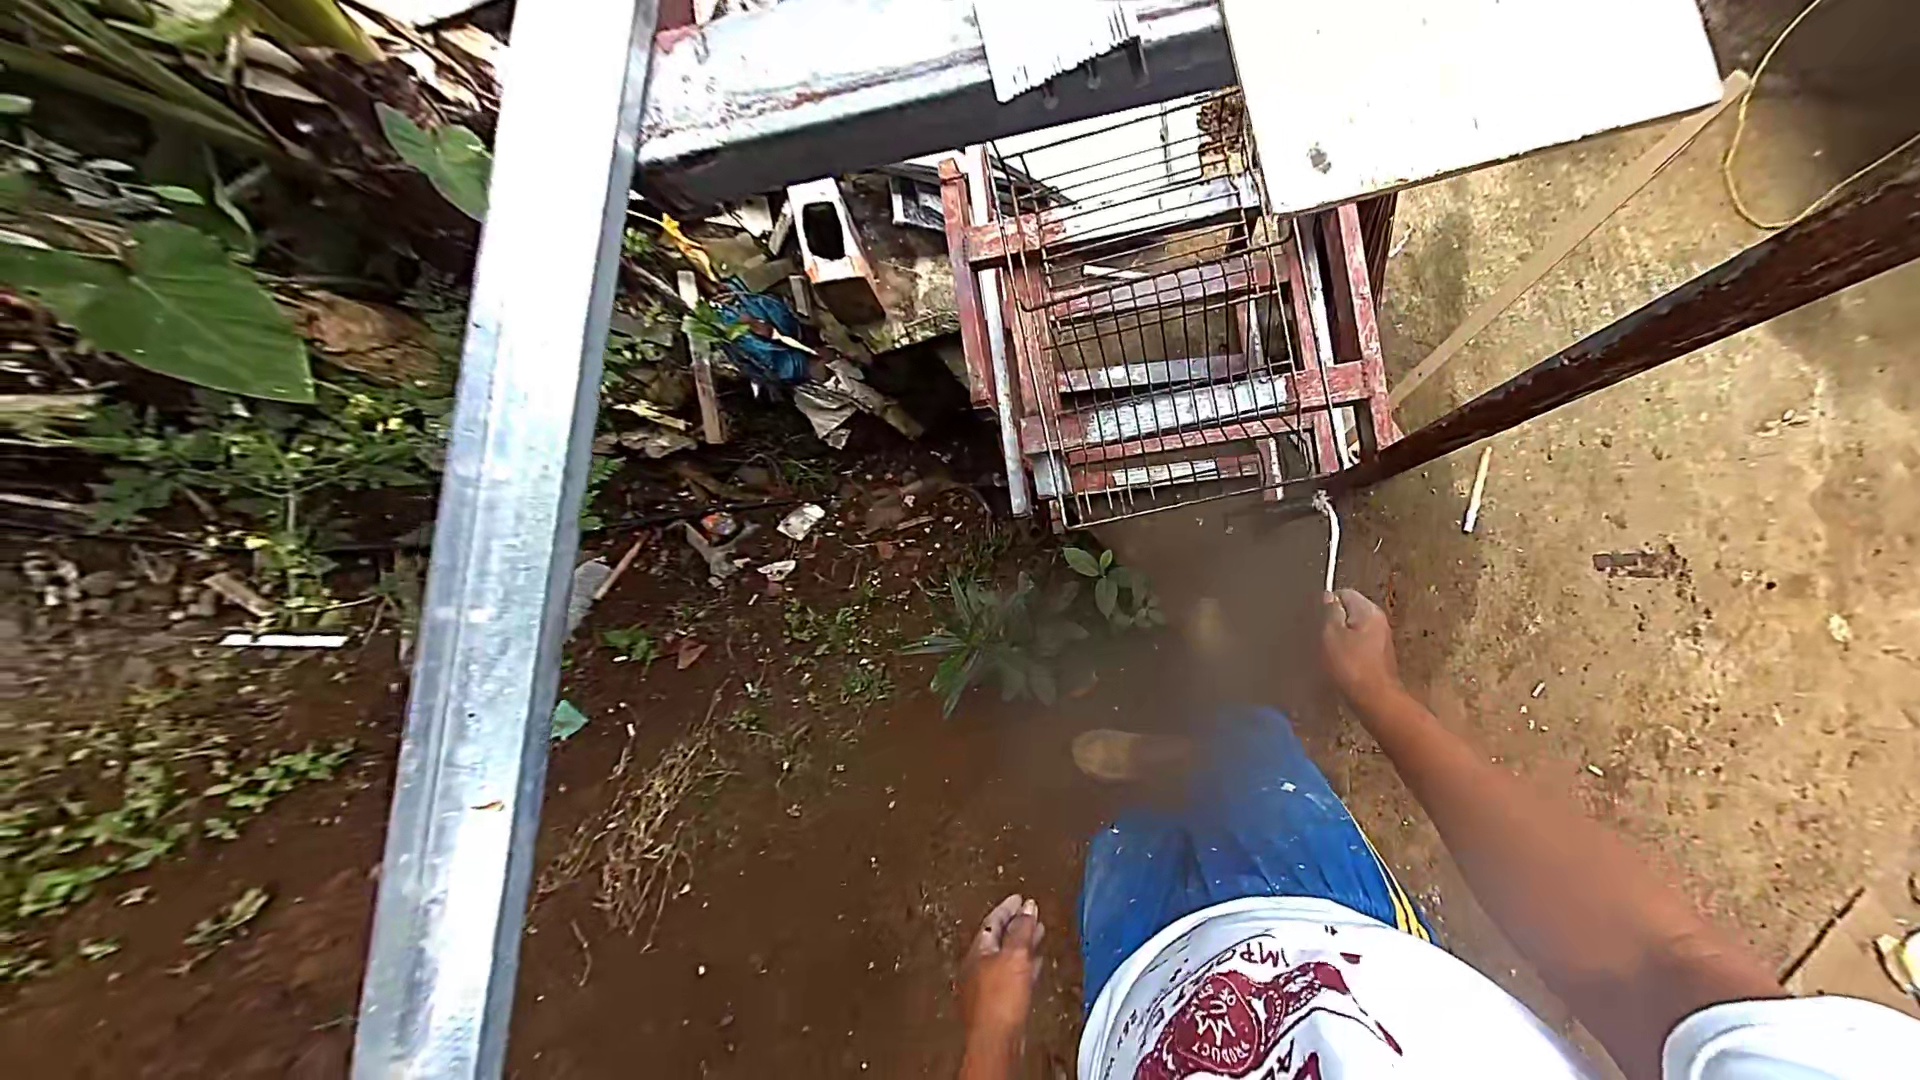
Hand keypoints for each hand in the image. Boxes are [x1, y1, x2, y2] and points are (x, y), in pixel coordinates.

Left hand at [959, 894, 1044, 1049]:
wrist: (997, 1044)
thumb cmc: (999, 1001)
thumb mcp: (1015, 955)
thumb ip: (1022, 930)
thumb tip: (1028, 907)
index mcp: (977, 950)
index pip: (993, 920)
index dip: (1008, 907)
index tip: (1019, 898)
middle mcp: (977, 966)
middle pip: (999, 938)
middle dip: (1016, 925)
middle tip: (1030, 914)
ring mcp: (985, 986)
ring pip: (1006, 957)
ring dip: (1022, 945)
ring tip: (1037, 935)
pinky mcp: (996, 1005)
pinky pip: (1011, 976)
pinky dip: (1023, 967)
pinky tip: (1034, 968)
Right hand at [1319, 589, 1405, 712]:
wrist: (1373, 698)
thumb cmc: (1350, 664)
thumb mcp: (1331, 633)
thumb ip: (1330, 611)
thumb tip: (1328, 597)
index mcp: (1369, 611)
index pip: (1343, 593)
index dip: (1327, 603)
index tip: (1316, 619)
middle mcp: (1378, 621)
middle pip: (1348, 611)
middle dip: (1331, 620)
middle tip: (1318, 634)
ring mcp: (1379, 638)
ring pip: (1350, 628)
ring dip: (1337, 635)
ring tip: (1326, 649)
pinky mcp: (1376, 655)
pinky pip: (1355, 643)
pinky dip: (1345, 648)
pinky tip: (1337, 660)